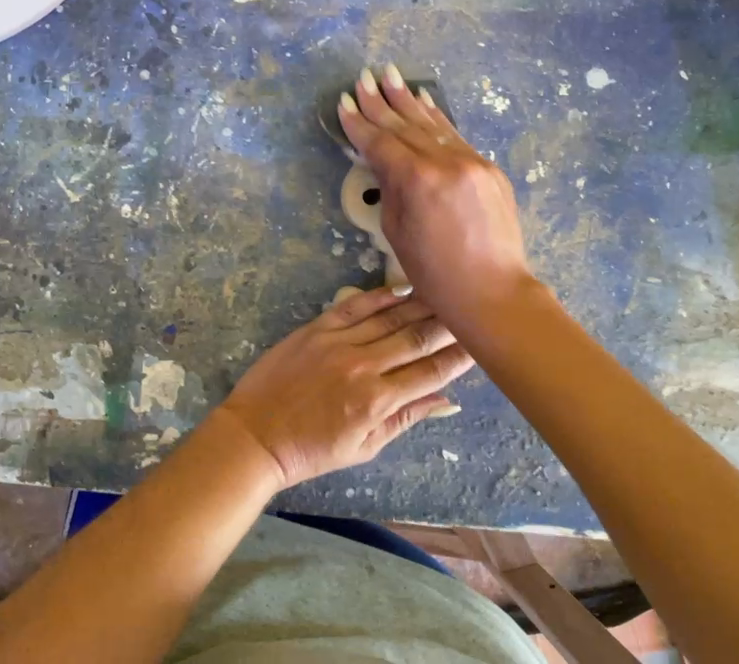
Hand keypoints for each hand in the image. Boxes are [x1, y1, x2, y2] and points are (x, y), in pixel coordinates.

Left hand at [212, 284, 473, 489]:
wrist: (256, 435)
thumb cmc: (312, 450)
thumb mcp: (366, 447)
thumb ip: (406, 418)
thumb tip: (449, 401)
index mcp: (378, 401)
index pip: (431, 372)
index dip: (461, 356)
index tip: (482, 342)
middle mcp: (363, 367)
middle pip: (416, 338)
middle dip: (448, 324)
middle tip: (471, 309)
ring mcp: (337, 343)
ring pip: (390, 318)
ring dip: (421, 305)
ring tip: (446, 293)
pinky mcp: (315, 328)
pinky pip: (355, 307)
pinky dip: (380, 296)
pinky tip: (403, 287)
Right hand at [337, 64, 535, 321]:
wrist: (491, 291)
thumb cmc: (432, 271)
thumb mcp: (395, 229)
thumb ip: (389, 186)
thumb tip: (383, 160)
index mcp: (417, 179)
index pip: (380, 142)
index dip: (359, 123)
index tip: (344, 101)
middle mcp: (445, 162)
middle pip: (405, 125)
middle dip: (381, 101)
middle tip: (364, 76)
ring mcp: (472, 162)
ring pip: (433, 124)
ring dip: (408, 100)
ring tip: (390, 76)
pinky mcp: (489, 169)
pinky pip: (455, 137)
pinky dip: (436, 118)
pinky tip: (424, 101)